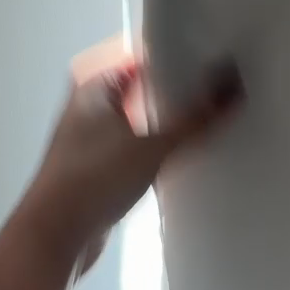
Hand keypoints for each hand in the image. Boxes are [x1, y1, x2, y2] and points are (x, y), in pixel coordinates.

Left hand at [14, 56, 242, 269]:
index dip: (177, 50)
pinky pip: (134, 153)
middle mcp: (88, 107)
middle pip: (141, 88)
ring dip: (168, 126)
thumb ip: (195, 120)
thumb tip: (234, 85)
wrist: (54, 238)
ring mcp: (91, 142)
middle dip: (177, 91)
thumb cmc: (94, 181)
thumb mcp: (151, 147)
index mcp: (93, 84)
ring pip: (139, 123)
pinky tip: (185, 161)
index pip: (141, 51)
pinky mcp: (97, 174)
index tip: (217, 53)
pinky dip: (156, 154)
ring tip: (213, 121)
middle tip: (223, 88)